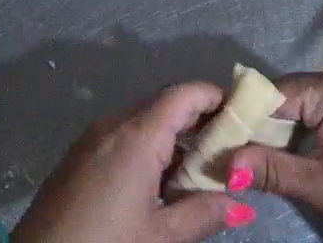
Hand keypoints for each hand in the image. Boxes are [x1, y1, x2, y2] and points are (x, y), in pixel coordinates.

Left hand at [15, 82, 255, 242]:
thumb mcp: (160, 237)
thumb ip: (203, 214)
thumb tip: (241, 203)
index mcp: (137, 135)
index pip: (183, 94)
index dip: (215, 97)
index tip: (243, 114)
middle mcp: (114, 124)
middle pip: (164, 104)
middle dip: (199, 120)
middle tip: (230, 148)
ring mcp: (92, 137)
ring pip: (143, 121)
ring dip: (173, 137)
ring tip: (201, 171)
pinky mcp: (79, 155)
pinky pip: (123, 136)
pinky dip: (148, 148)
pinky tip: (161, 183)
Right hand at [228, 72, 322, 242]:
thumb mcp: (321, 187)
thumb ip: (270, 169)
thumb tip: (223, 165)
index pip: (272, 94)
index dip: (241, 117)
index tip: (213, 140)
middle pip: (282, 98)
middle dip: (255, 126)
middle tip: (224, 154)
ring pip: (295, 108)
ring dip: (272, 133)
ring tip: (243, 158)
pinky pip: (312, 116)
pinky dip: (293, 136)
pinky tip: (276, 158)